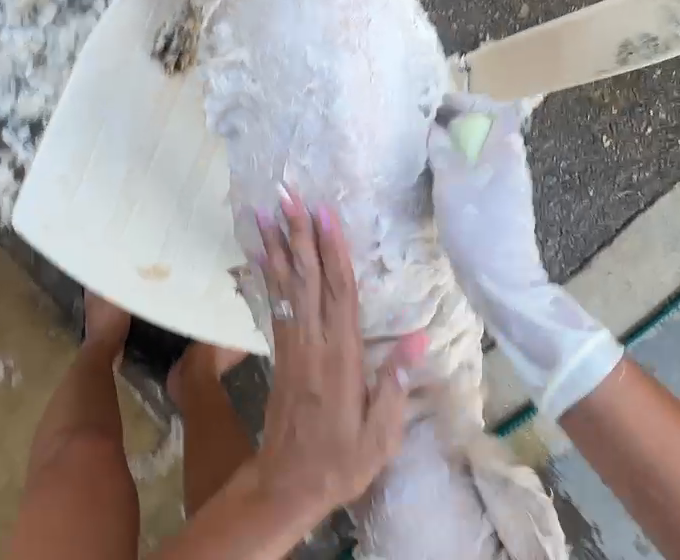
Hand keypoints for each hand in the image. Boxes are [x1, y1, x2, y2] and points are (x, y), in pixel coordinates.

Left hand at [250, 184, 426, 517]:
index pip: (338, 293)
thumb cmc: (341, 461)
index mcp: (340, 358)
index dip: (332, 251)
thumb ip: (394, 385)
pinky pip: (274, 303)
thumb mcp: (380, 436)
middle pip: (305, 278)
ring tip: (266, 209)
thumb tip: (419, 339)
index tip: (325, 213)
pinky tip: (260, 252)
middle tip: (287, 193)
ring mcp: (292, 345)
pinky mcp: (280, 352)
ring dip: (277, 245)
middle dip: (297, 233)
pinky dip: (267, 273)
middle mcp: (312, 343)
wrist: (286, 485)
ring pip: (285, 285)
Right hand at [428, 93, 621, 419]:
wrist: (502, 282)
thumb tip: (435, 129)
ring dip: (456, 148)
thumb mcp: (450, 183)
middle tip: (425, 128)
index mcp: (506, 149)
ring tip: (426, 153)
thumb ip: (442, 151)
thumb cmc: (477, 227)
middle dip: (457, 123)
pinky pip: (479, 173)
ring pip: (482, 152)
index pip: (496, 107)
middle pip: (488, 128)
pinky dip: (459, 169)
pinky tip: (438, 182)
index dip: (468, 100)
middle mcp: (512, 161)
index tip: (438, 105)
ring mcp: (508, 185)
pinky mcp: (500, 205)